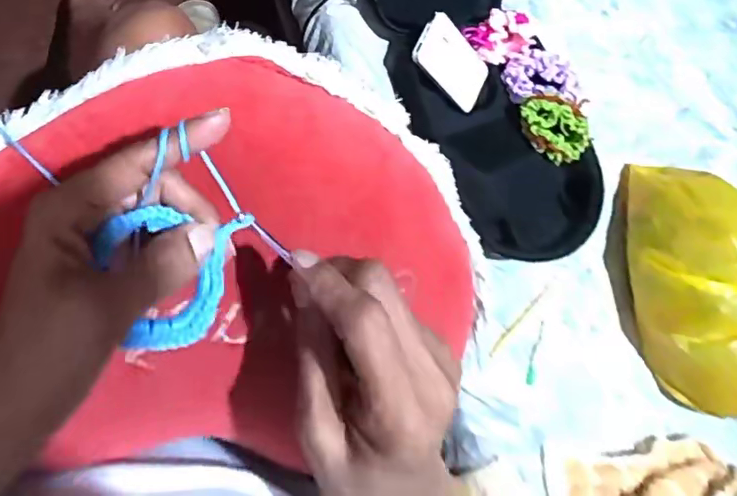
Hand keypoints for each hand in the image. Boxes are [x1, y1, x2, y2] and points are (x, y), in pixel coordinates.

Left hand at [0, 106, 231, 416]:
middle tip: (218, 249)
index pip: (135, 161)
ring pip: (146, 215)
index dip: (181, 140)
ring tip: (209, 265)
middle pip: (146, 187)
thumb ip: (160, 265)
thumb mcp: (108, 308)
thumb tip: (206, 235)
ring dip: (178, 234)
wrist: (6, 412)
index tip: (222, 119)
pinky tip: (184, 274)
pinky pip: (137, 242)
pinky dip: (162, 254)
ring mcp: (82, 235)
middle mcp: (76, 209)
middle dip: (186, 209)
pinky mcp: (91, 262)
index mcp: (69, 206)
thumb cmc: (47, 355)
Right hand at [292, 253, 459, 495]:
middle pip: (381, 286)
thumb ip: (310, 358)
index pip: (366, 320)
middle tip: (305, 287)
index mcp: (399, 408)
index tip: (292, 262)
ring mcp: (442, 357)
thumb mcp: (314, 432)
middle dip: (336, 272)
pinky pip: (395, 300)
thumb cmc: (354, 475)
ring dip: (349, 282)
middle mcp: (431, 373)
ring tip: (327, 310)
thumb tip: (303, 287)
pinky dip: (365, 299)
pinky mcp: (443, 346)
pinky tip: (353, 331)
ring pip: (388, 285)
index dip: (328, 283)